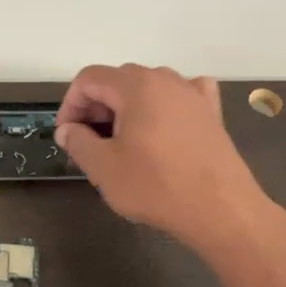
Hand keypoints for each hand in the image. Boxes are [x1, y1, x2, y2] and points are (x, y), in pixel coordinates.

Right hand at [55, 63, 270, 250]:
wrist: (218, 208)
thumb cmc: (155, 186)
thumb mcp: (103, 168)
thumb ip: (78, 142)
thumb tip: (68, 129)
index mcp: (136, 86)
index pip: (89, 78)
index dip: (70, 104)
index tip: (67, 134)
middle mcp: (166, 80)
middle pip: (119, 80)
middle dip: (96, 106)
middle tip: (89, 142)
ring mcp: (193, 94)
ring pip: (148, 88)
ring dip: (126, 108)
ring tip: (121, 142)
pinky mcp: (211, 113)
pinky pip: (180, 96)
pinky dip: (162, 106)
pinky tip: (161, 126)